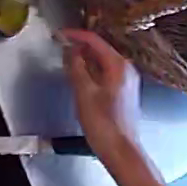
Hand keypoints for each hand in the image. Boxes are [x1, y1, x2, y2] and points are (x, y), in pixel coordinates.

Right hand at [59, 28, 146, 173]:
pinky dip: (91, 69)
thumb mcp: (84, 93)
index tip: (59, 34)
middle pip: (100, 49)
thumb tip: (70, 50)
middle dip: (79, 46)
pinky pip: (105, 71)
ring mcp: (127, 80)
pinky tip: (79, 75)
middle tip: (60, 45)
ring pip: (102, 60)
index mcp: (118, 65)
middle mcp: (126, 68)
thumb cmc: (102, 123)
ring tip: (66, 59)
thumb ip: (76, 68)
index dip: (75, 35)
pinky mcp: (123, 90)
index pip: (95, 40)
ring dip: (85, 58)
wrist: (121, 151)